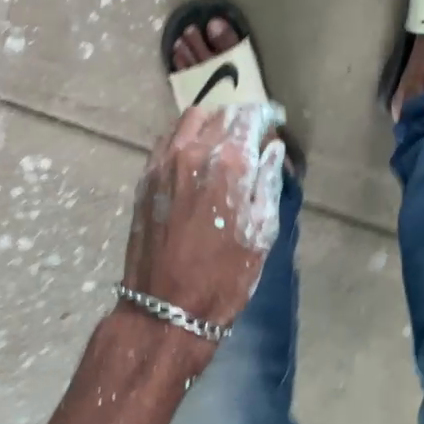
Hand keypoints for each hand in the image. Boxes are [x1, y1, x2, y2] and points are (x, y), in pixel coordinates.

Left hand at [122, 103, 287, 333]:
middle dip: (243, 119)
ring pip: (192, 119)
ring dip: (213, 123)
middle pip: (223, 114)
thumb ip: (269, 181)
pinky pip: (168, 138)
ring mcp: (165, 161)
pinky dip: (187, 136)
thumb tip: (272, 149)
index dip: (268, 115)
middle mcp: (195, 151)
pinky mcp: (146, 176)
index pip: (251, 116)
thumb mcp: (262, 231)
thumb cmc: (225, 276)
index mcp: (231, 163)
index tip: (276, 121)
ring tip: (224, 141)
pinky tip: (196, 156)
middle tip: (254, 136)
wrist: (165, 309)